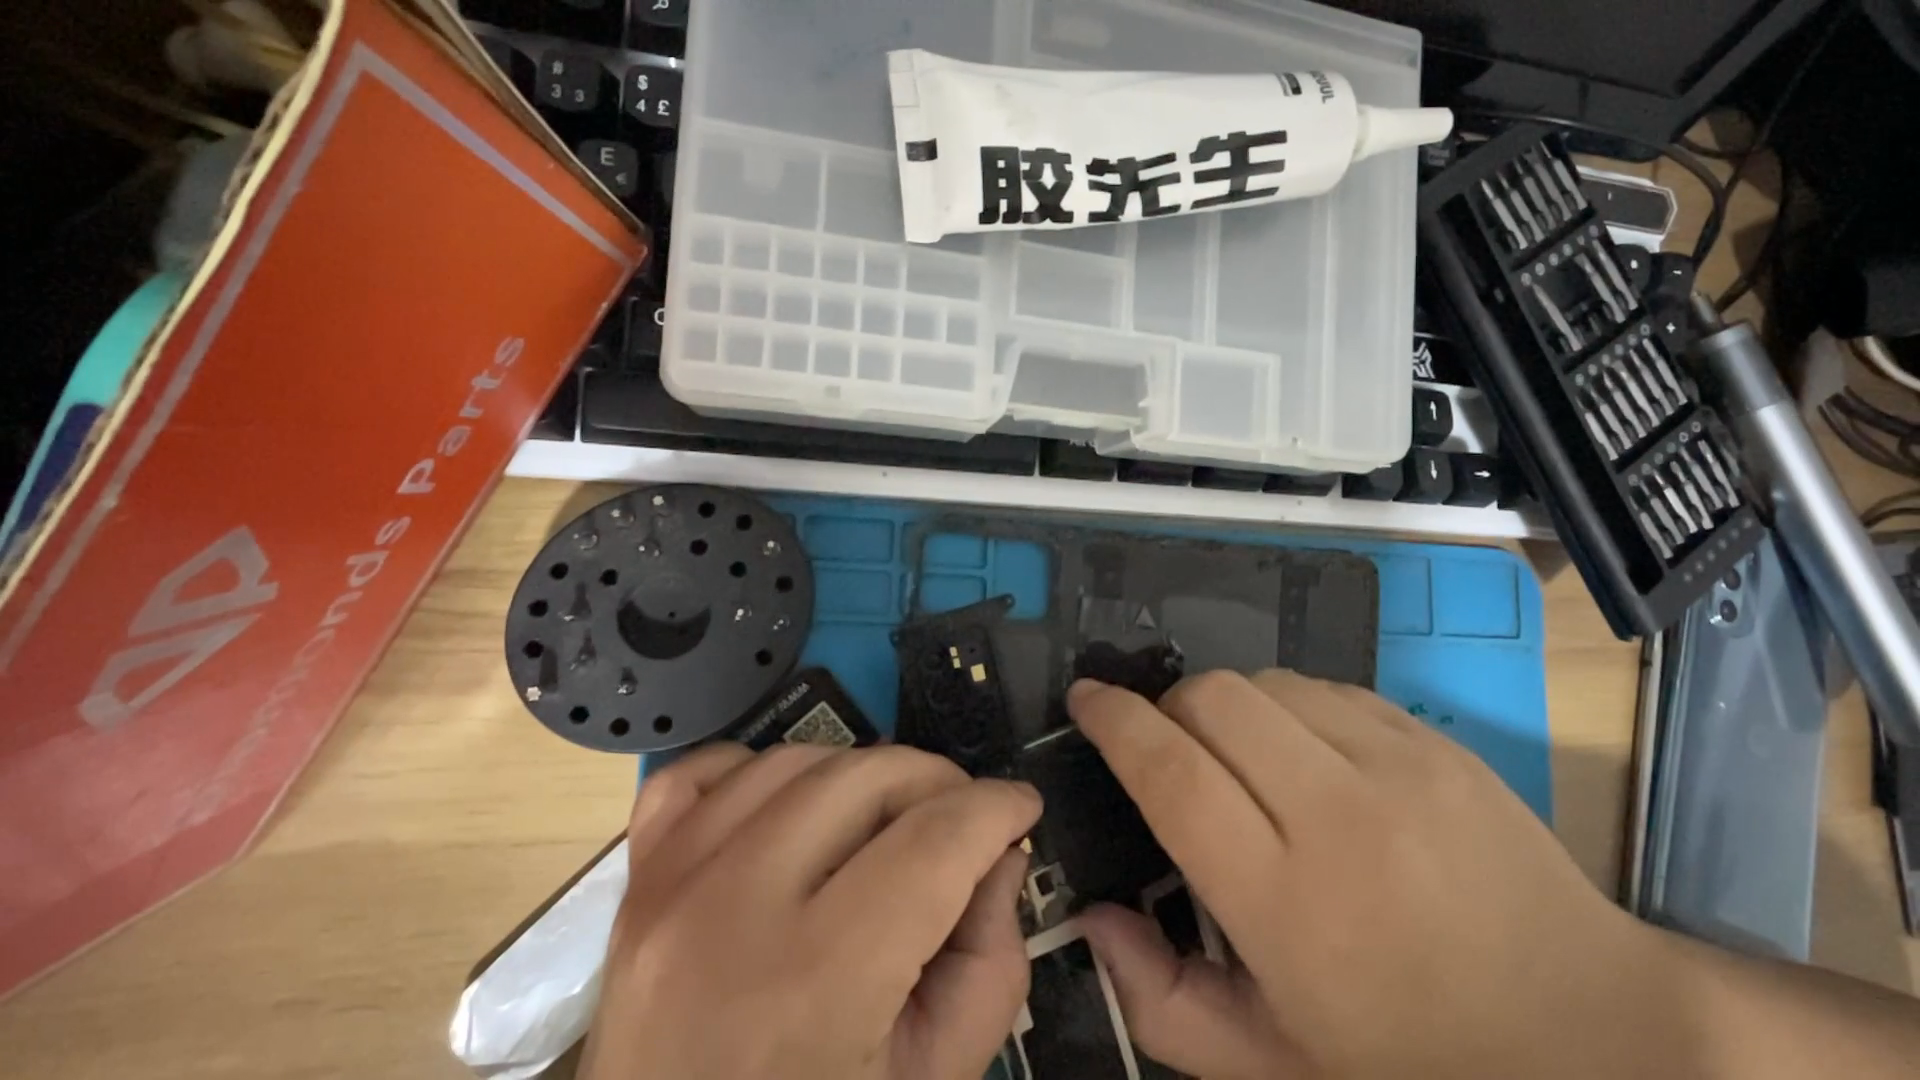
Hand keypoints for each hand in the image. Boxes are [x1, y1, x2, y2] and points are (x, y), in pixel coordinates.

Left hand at [579, 743, 1041, 1079]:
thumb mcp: (935, 1076)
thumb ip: (990, 961)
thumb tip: (996, 853)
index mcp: (816, 982)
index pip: (932, 843)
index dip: (996, 809)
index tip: (1020, 808)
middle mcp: (731, 911)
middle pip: (865, 779)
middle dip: (939, 784)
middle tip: (962, 822)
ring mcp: (669, 882)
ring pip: (793, 760)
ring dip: (860, 776)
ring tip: (884, 823)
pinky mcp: (635, 873)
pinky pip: (704, 770)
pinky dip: (762, 770)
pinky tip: (794, 811)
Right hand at [1069, 670, 1672, 1079]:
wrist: (1597, 1037)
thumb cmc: (1416, 1062)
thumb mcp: (1271, 1064)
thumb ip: (1161, 1000)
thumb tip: (1094, 916)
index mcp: (1283, 900)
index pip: (1171, 772)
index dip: (1115, 722)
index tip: (1085, 701)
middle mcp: (1336, 815)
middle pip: (1214, 701)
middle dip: (1166, 707)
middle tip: (1163, 746)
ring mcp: (1398, 767)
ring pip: (1269, 681)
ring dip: (1228, 704)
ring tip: (1235, 754)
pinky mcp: (1439, 745)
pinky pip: (1331, 688)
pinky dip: (1290, 706)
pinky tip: (1303, 754)